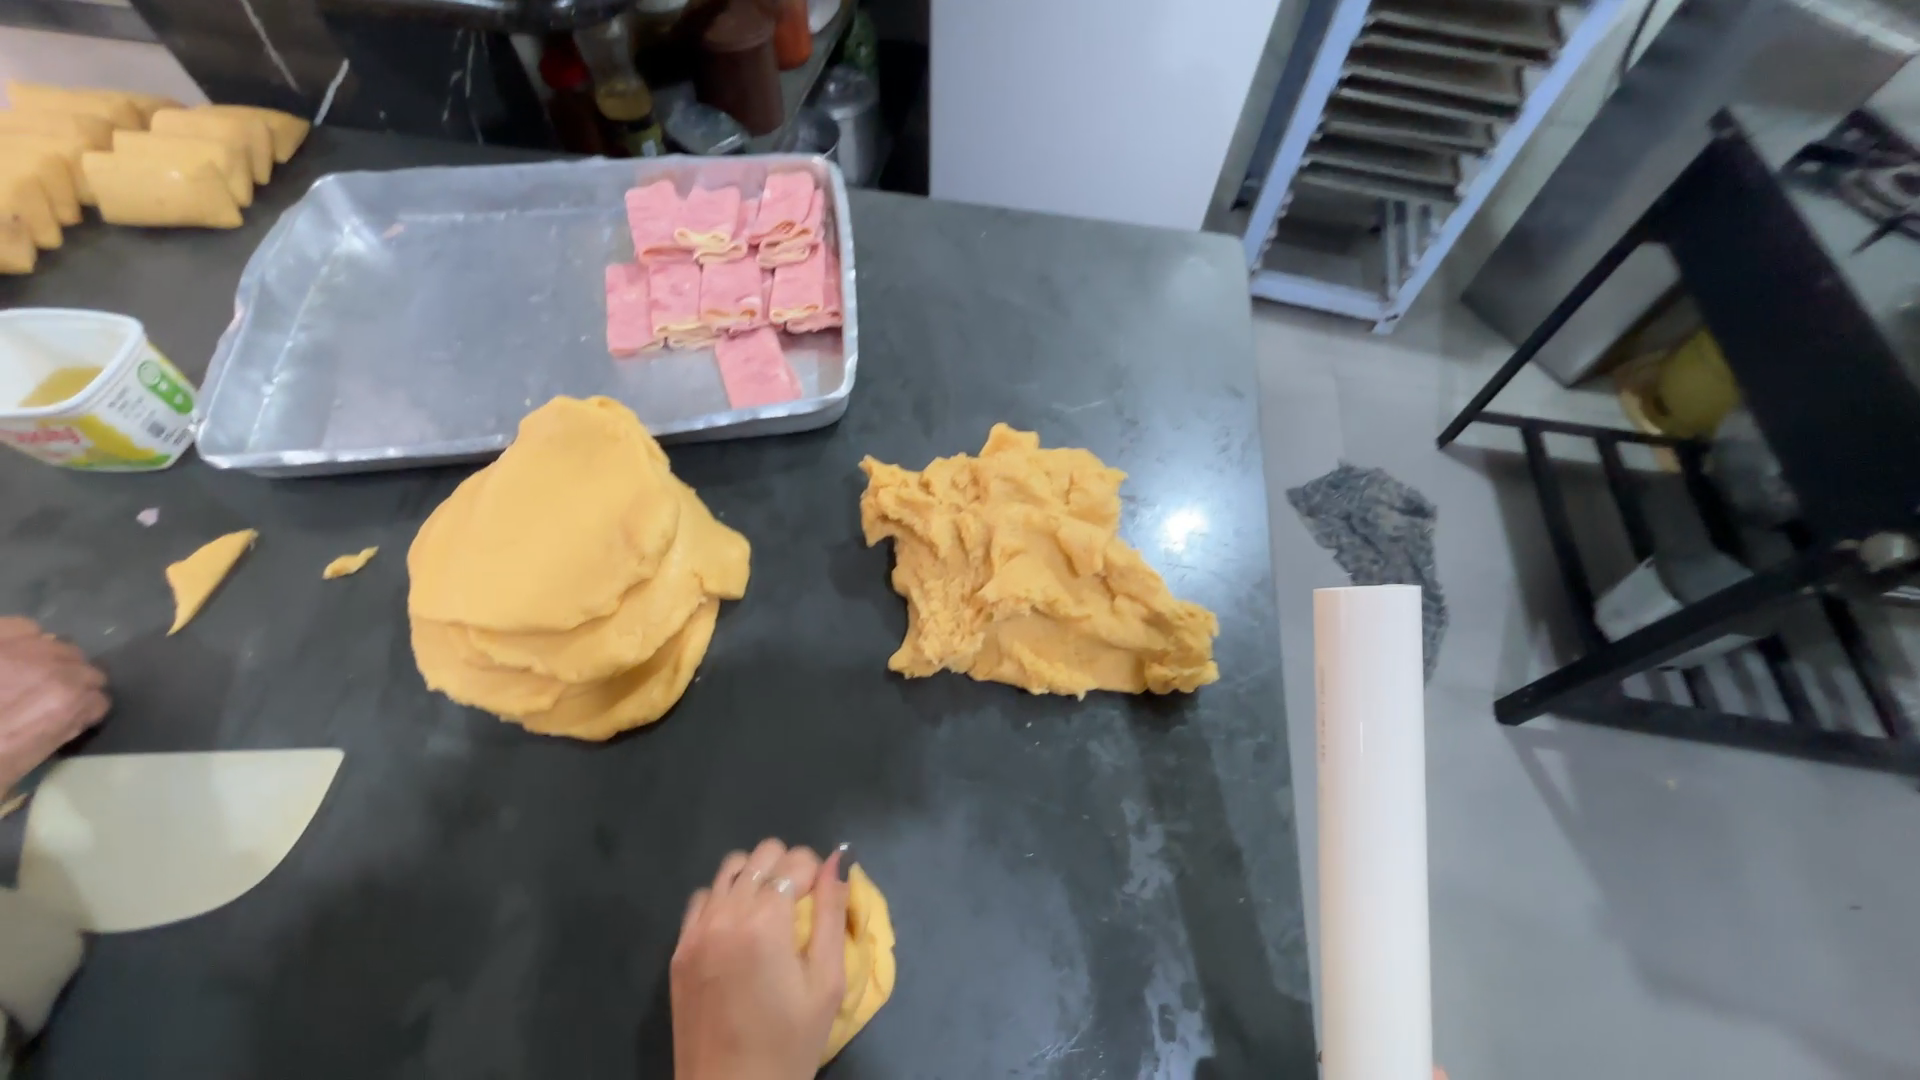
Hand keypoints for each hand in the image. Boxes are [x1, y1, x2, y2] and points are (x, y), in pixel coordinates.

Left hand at [0, 618, 107, 793]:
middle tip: (33, 704)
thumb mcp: (17, 764)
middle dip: (68, 685)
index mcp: (67, 705)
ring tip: (16, 679)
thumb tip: (59, 722)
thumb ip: (50, 734)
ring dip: (46, 662)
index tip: (60, 724)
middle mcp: (55, 671)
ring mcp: (20, 652)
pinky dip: (20, 639)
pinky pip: (24, 627)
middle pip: (86, 670)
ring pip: (59, 645)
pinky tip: (5, 658)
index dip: (80, 714)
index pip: (98, 701)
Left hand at [671, 838, 848, 1079]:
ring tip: (769, 913)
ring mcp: (697, 931)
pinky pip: (702, 898)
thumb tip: (838, 861)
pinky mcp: (679, 950)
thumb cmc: (789, 1044)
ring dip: (755, 878)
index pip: (797, 860)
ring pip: (730, 868)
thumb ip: (832, 913)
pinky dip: (724, 899)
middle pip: (763, 854)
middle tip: (801, 906)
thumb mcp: (827, 981)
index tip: (822, 903)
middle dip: (788, 868)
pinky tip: (738, 930)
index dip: (817, 875)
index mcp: (765, 921)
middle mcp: (726, 914)